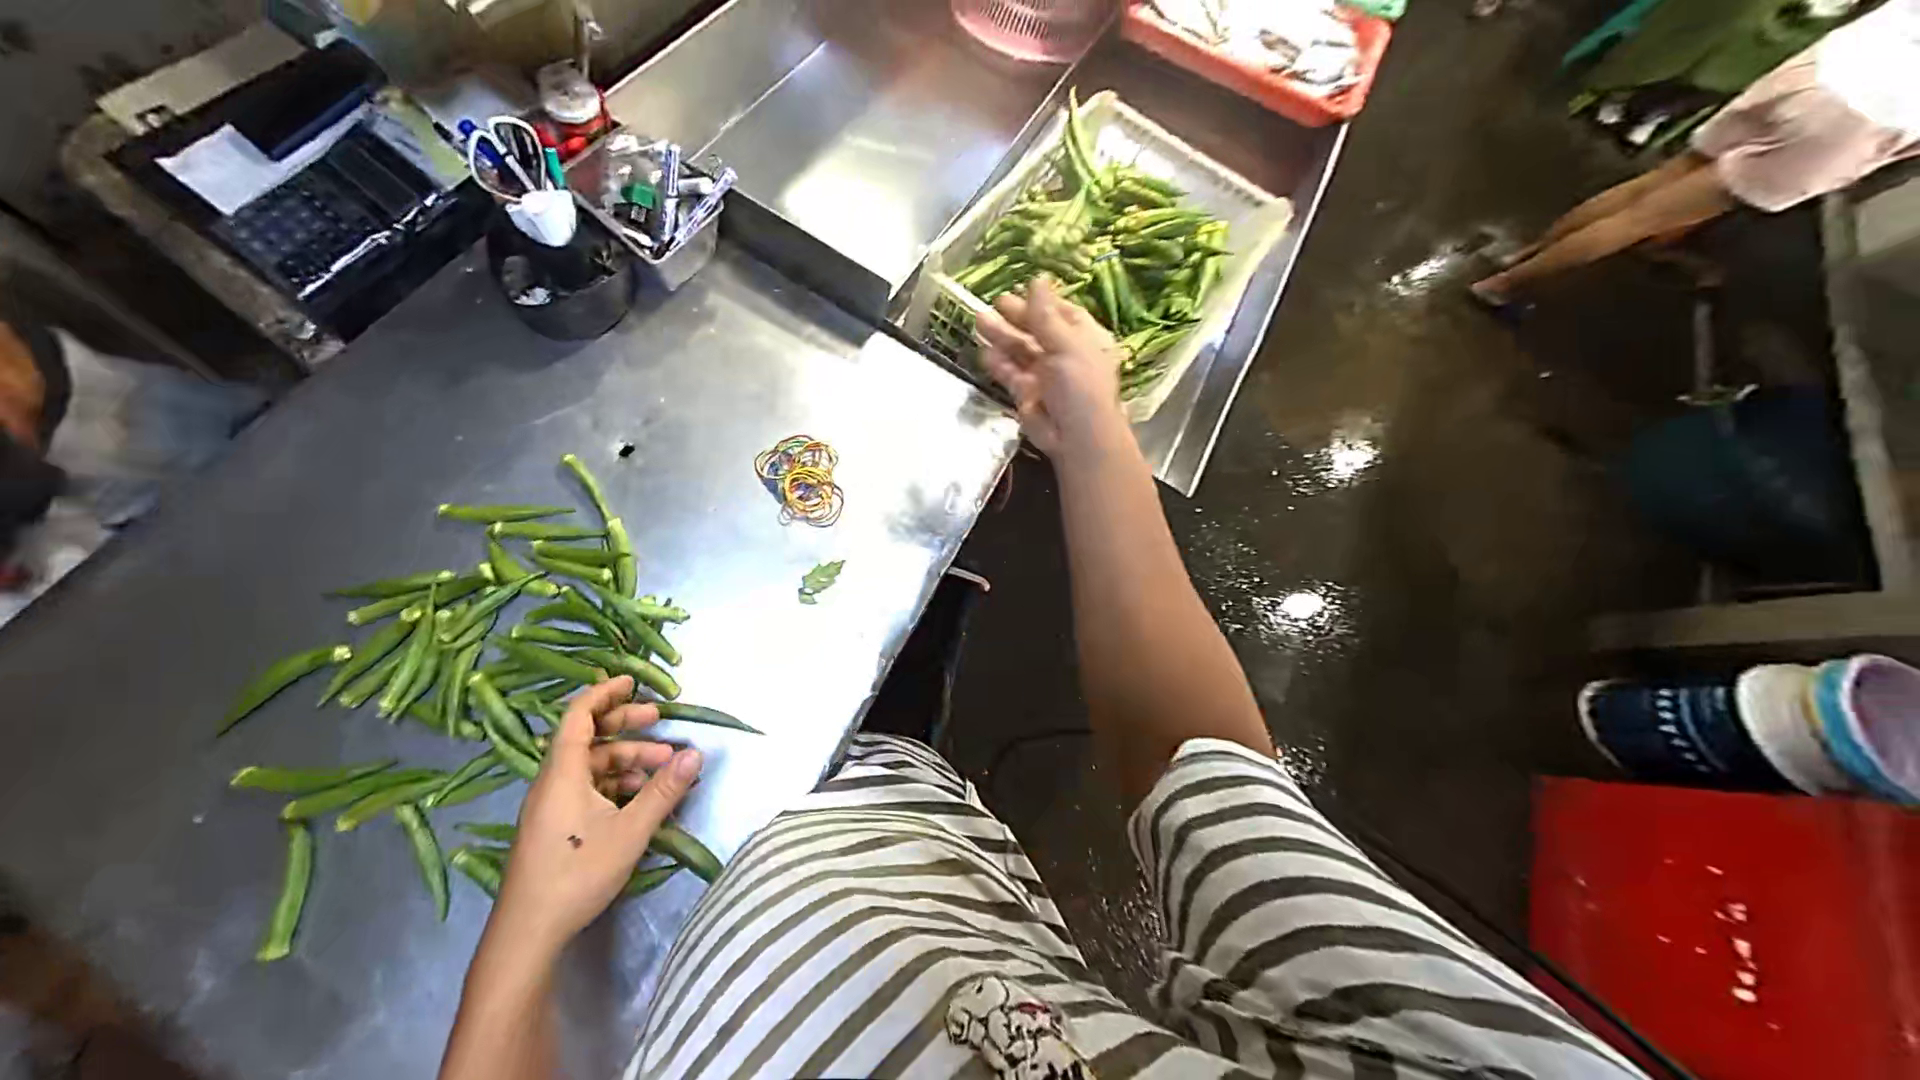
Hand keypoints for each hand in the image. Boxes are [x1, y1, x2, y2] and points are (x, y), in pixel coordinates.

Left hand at [492, 676, 702, 954]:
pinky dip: (618, 783)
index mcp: (562, 775)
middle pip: (588, 738)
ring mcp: (553, 807)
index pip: (577, 717)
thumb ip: (664, 790)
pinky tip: (643, 796)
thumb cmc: (576, 875)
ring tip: (663, 767)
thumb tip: (697, 752)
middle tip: (660, 720)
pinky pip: (589, 789)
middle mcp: (553, 784)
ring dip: (628, 759)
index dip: (603, 694)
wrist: (528, 936)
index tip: (631, 680)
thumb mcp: (630, 831)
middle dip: (625, 725)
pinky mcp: (557, 827)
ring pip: (593, 767)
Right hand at [976, 277, 1127, 459]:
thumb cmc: (1081, 386)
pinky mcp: (1027, 395)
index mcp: (1085, 340)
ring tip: (979, 321)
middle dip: (1015, 317)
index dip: (1043, 302)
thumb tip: (1037, 279)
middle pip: (1037, 331)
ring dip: (1001, 337)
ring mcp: (1045, 376)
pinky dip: (999, 365)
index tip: (1021, 288)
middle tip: (994, 303)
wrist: (1076, 437)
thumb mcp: (1066, 345)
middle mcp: (1065, 356)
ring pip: (1020, 351)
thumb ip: (1045, 315)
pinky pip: (1011, 375)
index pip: (1063, 314)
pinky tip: (985, 352)